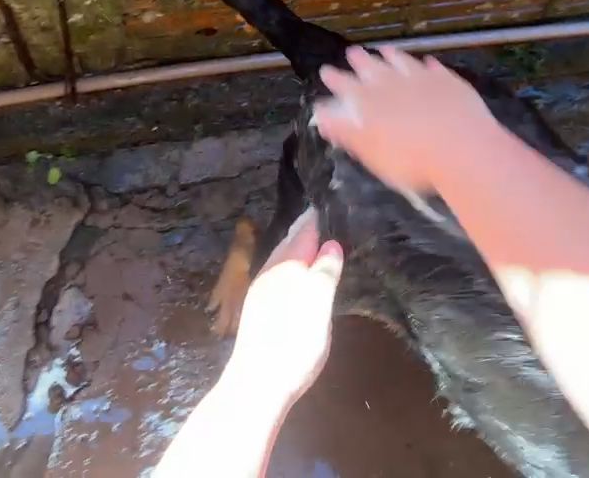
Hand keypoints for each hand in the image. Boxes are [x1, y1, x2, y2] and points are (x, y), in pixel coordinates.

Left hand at [223, 207, 342, 406]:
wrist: (257, 385)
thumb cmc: (293, 342)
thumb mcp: (318, 305)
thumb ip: (324, 273)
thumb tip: (331, 244)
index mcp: (283, 265)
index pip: (302, 233)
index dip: (316, 220)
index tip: (328, 203)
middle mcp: (268, 273)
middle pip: (289, 245)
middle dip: (305, 233)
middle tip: (323, 220)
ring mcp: (261, 292)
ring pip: (282, 261)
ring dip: (297, 252)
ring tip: (314, 246)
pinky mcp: (259, 312)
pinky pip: (279, 277)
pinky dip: (291, 270)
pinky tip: (298, 280)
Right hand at [312, 46, 501, 193]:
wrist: (463, 150)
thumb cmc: (411, 159)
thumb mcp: (371, 153)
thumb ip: (346, 132)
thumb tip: (322, 116)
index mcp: (369, 102)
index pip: (345, 85)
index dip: (334, 78)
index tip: (326, 70)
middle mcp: (392, 83)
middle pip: (372, 67)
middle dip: (360, 60)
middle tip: (353, 52)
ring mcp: (422, 79)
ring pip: (402, 62)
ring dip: (392, 56)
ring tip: (385, 50)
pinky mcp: (448, 81)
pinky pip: (433, 68)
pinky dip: (427, 65)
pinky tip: (427, 63)